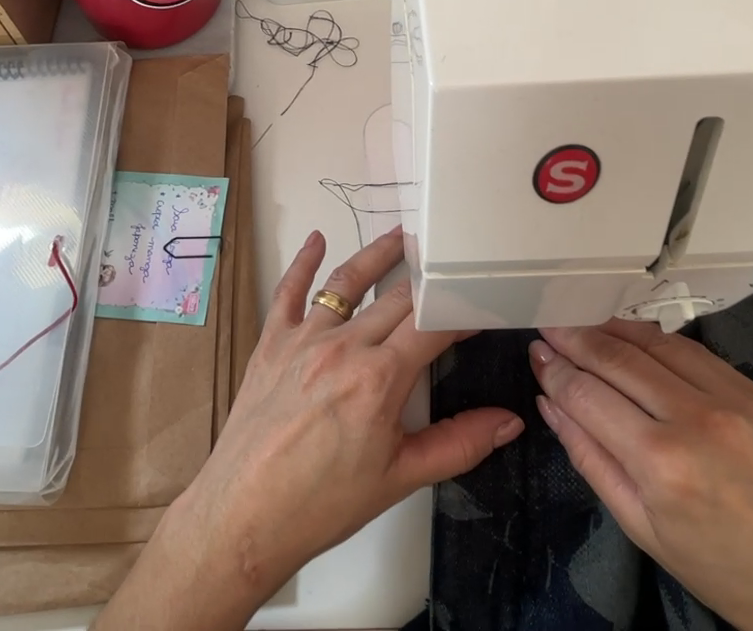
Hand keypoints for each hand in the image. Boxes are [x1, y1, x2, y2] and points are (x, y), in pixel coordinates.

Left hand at [95, 228, 523, 630]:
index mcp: (379, 379)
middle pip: (397, 297)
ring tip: (401, 236)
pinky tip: (316, 240)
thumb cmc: (321, 503)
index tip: (482, 299)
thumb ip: (459, 444)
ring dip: (376, 255)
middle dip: (429, 277)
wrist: (244, 516)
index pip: (434, 324)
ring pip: (346, 282)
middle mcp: (343, 347)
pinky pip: (289, 292)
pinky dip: (303, 262)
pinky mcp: (271, 343)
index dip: (462, 308)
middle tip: (450, 261)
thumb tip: (508, 422)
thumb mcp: (401, 478)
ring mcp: (303, 340)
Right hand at [531, 320, 752, 630]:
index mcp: (660, 462)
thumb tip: (550, 402)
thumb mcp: (641, 528)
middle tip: (549, 329)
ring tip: (582, 325)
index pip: (587, 393)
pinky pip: (693, 350)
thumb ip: (589, 457)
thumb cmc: (726, 571)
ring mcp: (733, 398)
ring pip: (653, 342)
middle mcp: (695, 418)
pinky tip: (632, 336)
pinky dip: (654, 338)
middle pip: (616, 358)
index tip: (535, 353)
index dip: (555, 369)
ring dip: (611, 329)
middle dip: (575, 339)